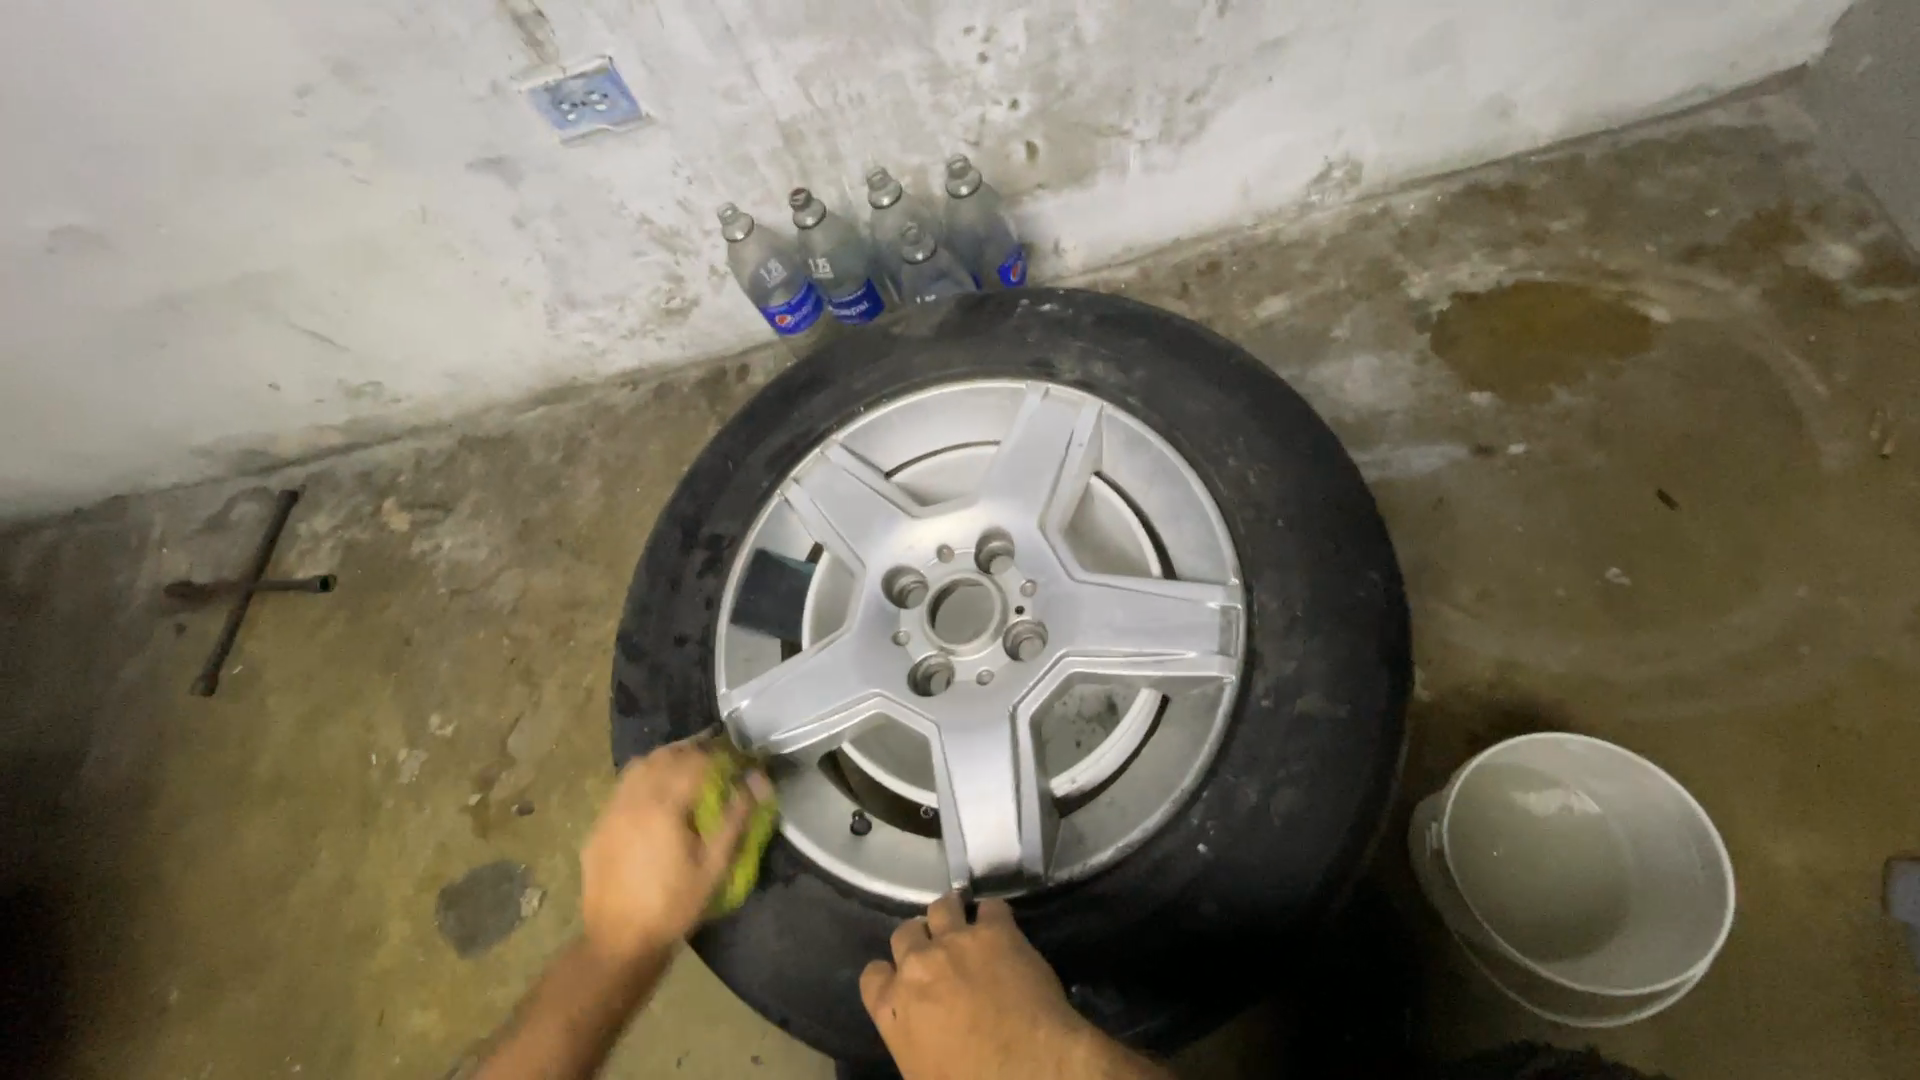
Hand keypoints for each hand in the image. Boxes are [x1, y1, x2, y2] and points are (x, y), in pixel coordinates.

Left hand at [580, 739, 769, 966]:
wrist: (618, 943)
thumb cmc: (673, 905)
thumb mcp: (714, 866)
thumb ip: (736, 817)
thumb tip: (757, 780)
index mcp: (663, 806)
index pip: (695, 761)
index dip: (719, 755)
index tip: (738, 759)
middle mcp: (633, 800)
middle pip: (664, 756)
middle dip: (692, 750)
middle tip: (716, 758)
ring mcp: (610, 812)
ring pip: (639, 766)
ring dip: (666, 760)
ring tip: (687, 769)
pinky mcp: (598, 827)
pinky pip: (623, 788)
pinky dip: (645, 779)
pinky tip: (657, 796)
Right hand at [859, 894, 1110, 1079]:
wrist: (1028, 1070)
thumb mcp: (920, 1071)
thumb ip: (909, 1034)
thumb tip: (920, 1027)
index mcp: (893, 1006)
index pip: (872, 974)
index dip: (890, 975)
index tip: (907, 980)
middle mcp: (918, 964)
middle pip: (906, 932)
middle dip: (921, 942)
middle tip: (940, 957)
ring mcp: (956, 940)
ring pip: (942, 906)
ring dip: (951, 917)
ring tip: (966, 930)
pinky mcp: (996, 930)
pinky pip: (990, 907)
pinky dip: (994, 917)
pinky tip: (1002, 931)